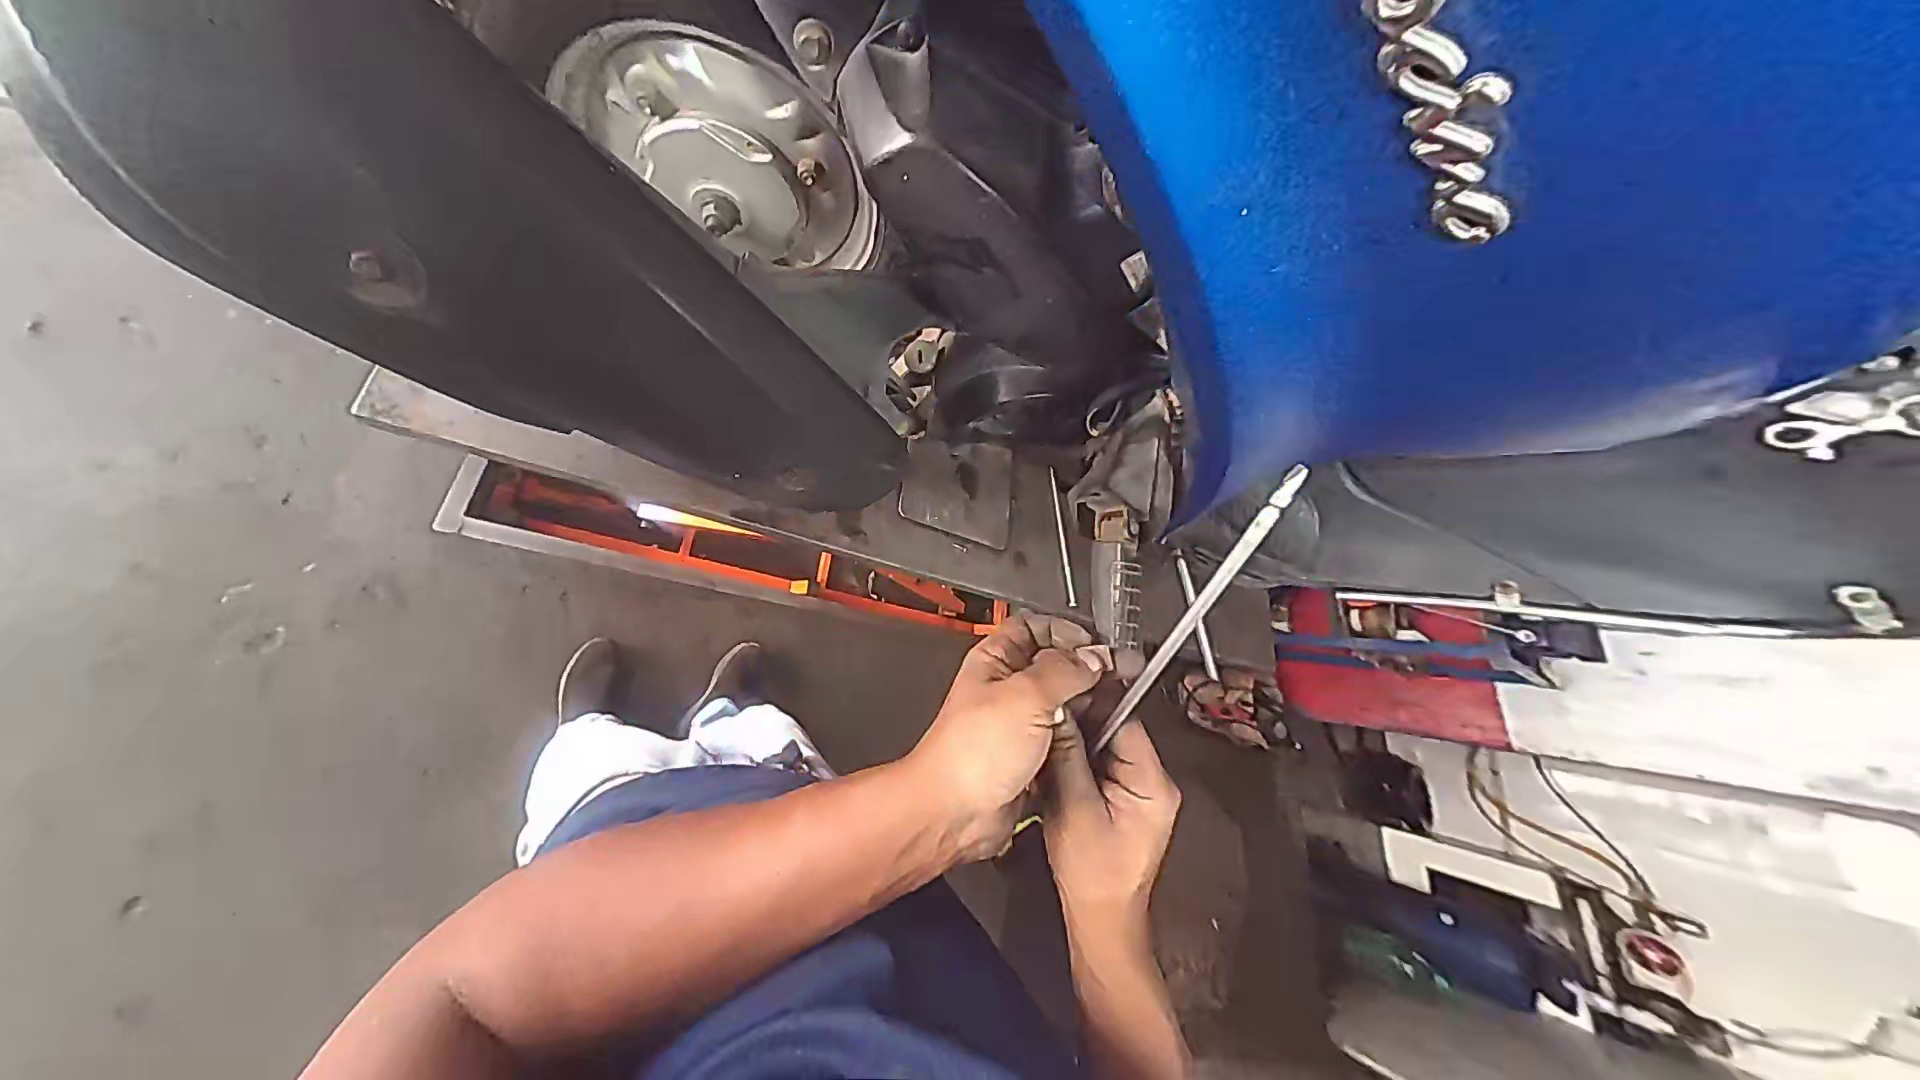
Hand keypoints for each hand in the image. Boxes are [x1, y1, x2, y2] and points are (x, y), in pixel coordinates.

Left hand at [906, 614, 1104, 861]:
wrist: (955, 814)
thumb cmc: (967, 754)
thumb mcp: (1024, 696)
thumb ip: (1064, 671)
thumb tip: (1092, 657)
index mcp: (995, 659)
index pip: (1036, 627)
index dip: (1067, 631)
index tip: (1095, 645)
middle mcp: (1007, 688)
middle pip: (1055, 664)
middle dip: (1085, 668)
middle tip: (1114, 674)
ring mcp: (1019, 722)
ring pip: (1063, 702)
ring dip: (1086, 704)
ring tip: (1110, 705)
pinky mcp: (1031, 754)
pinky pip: (1064, 736)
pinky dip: (1082, 736)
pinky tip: (1097, 737)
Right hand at [1041, 713, 1180, 927]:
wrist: (1102, 920)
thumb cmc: (1094, 874)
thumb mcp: (1073, 808)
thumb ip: (1067, 755)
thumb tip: (1056, 710)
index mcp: (1152, 780)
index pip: (1124, 718)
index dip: (1091, 700)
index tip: (1059, 690)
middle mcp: (1152, 778)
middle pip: (1114, 727)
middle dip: (1079, 718)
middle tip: (1045, 711)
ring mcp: (1138, 786)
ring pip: (1103, 742)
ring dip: (1074, 737)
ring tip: (1045, 731)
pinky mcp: (1122, 795)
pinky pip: (1098, 760)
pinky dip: (1075, 756)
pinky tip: (1053, 755)